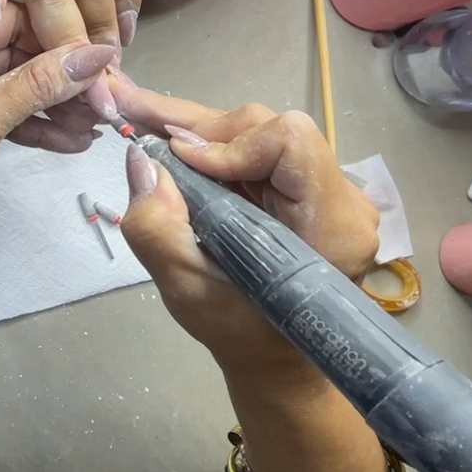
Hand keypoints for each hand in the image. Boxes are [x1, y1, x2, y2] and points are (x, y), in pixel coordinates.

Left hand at [0, 3, 120, 229]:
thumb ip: (42, 83)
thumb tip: (98, 54)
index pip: (16, 17)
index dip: (63, 39)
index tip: (106, 63)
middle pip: (18, 50)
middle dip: (63, 80)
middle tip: (108, 103)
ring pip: (11, 83)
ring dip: (52, 106)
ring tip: (99, 127)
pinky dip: (28, 123)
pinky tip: (70, 141)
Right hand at [110, 83, 378, 372]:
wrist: (272, 356)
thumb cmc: (238, 332)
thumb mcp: (185, 289)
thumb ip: (156, 228)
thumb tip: (140, 159)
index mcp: (329, 224)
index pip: (289, 143)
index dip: (228, 145)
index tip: (179, 160)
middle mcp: (338, 197)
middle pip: (265, 127)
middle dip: (196, 128)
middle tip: (133, 115)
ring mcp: (321, 188)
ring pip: (254, 130)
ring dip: (194, 131)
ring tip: (142, 122)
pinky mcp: (298, 186)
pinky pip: (250, 145)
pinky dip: (202, 141)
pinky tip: (162, 134)